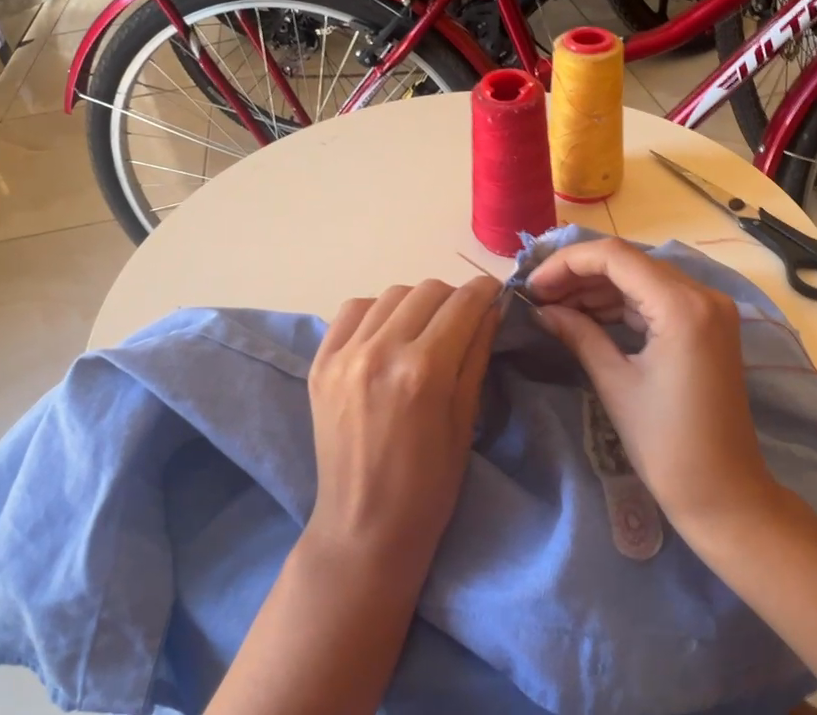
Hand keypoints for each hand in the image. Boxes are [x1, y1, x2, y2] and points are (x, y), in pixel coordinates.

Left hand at [307, 277, 501, 567]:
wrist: (364, 526)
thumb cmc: (429, 485)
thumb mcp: (466, 420)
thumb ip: (476, 355)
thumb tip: (489, 309)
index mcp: (424, 370)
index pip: (463, 303)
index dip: (486, 292)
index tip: (495, 295)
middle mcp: (381, 351)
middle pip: (428, 291)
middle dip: (454, 299)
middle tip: (464, 321)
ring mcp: (344, 355)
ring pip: (391, 294)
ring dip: (416, 304)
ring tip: (424, 331)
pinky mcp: (321, 363)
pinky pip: (353, 310)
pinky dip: (377, 312)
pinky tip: (388, 335)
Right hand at [527, 239, 780, 527]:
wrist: (724, 492)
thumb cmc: (667, 444)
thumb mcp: (616, 383)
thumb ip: (579, 334)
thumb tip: (543, 310)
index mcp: (683, 305)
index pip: (616, 257)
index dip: (567, 263)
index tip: (532, 284)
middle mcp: (703, 295)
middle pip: (630, 263)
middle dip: (580, 275)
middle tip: (538, 296)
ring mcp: (710, 310)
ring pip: (643, 279)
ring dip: (598, 288)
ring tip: (554, 306)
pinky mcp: (708, 327)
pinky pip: (658, 300)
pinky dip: (622, 304)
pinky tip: (586, 316)